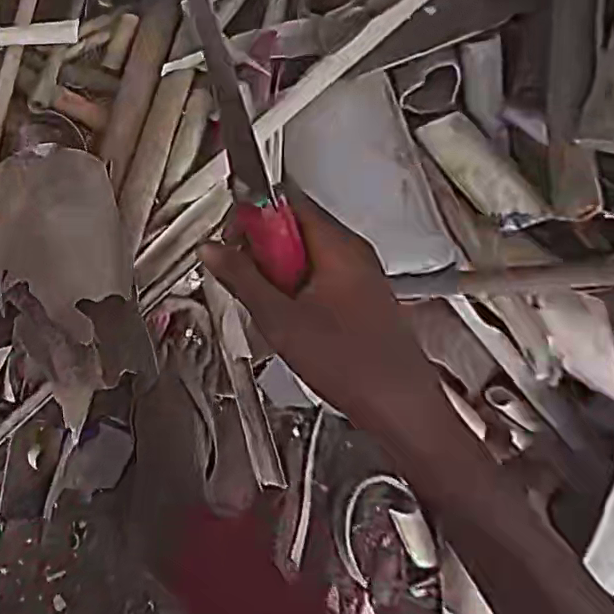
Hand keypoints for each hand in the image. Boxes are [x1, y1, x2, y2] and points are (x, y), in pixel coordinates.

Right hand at [200, 189, 453, 443]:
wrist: (401, 412)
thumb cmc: (354, 366)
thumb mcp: (278, 318)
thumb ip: (240, 277)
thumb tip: (213, 250)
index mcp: (338, 246)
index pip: (284, 202)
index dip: (250, 216)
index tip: (232, 240)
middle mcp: (352, 253)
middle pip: (290, 226)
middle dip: (259, 248)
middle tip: (246, 277)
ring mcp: (357, 274)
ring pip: (299, 252)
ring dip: (273, 270)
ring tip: (268, 303)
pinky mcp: (355, 296)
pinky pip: (312, 273)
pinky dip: (291, 287)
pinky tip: (287, 317)